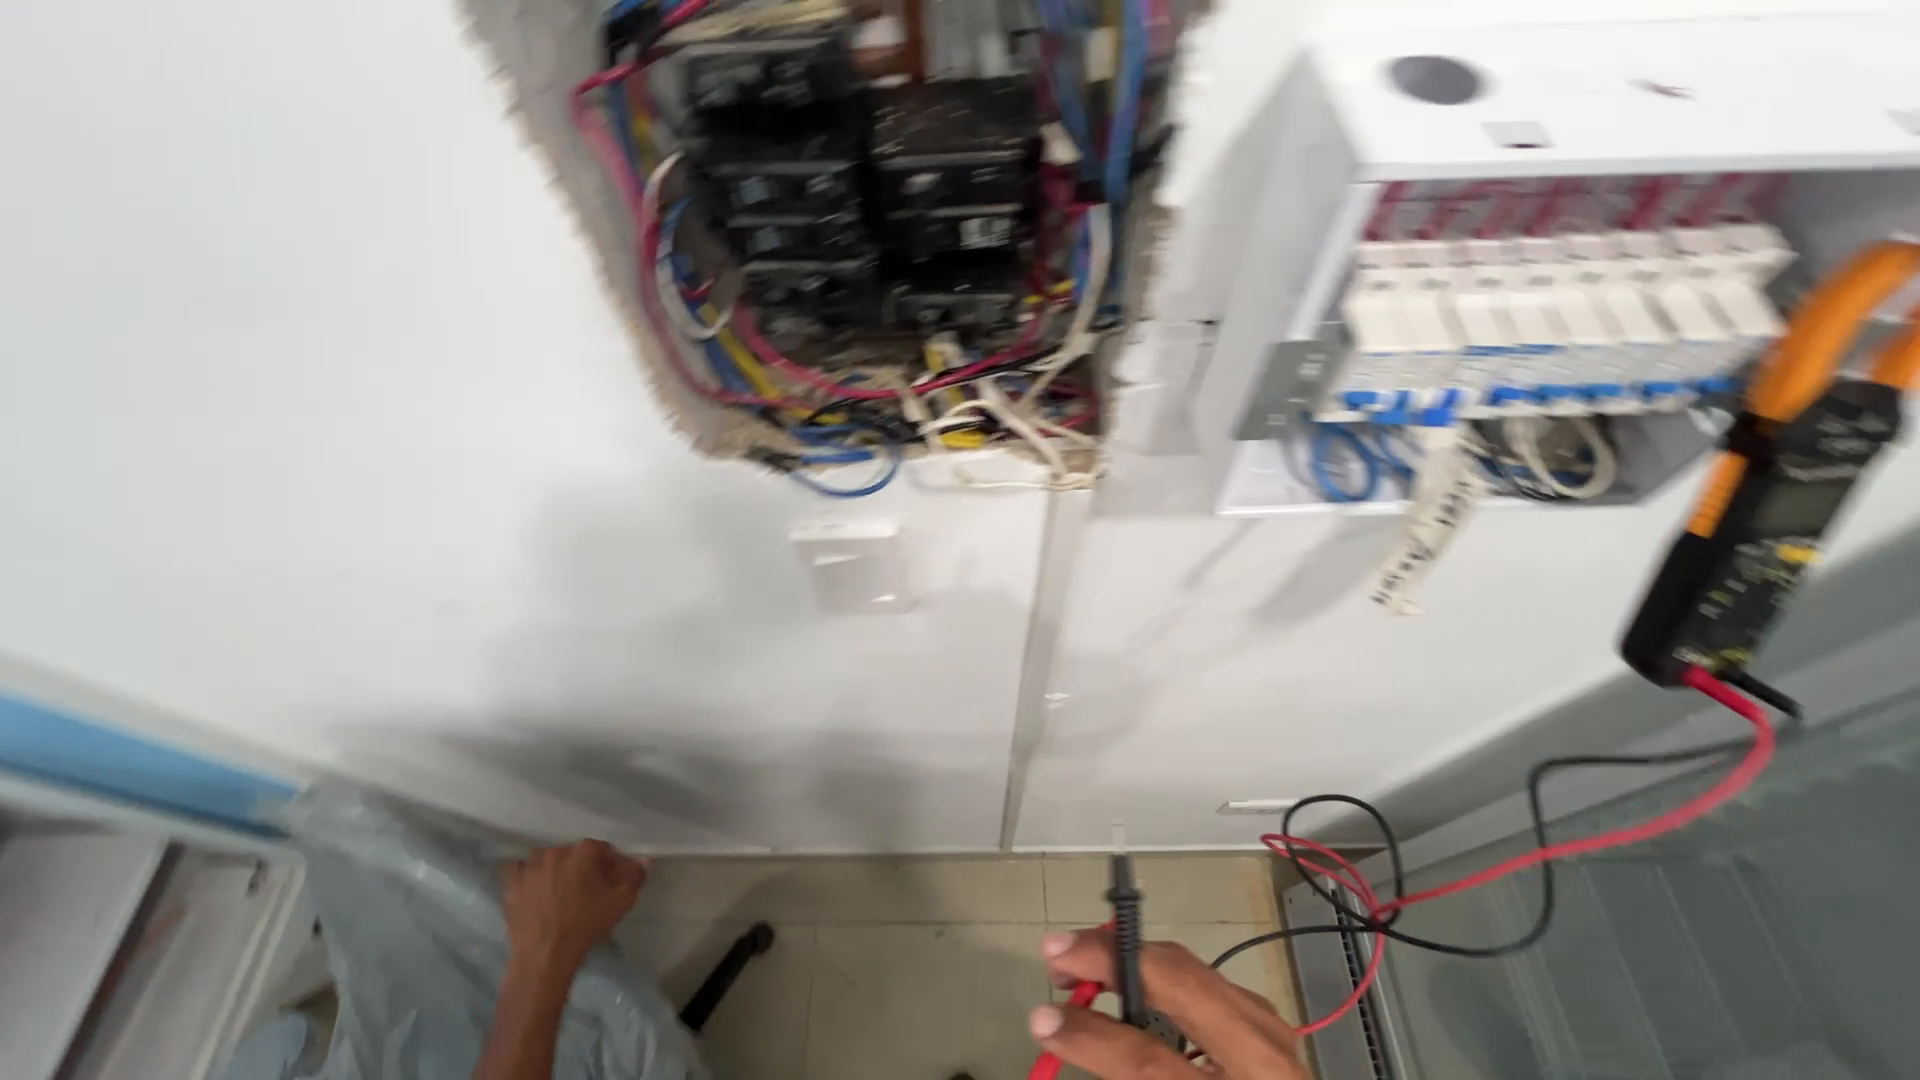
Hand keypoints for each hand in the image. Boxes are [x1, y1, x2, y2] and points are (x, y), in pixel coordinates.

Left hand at [501, 839, 648, 970]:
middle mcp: (556, 851)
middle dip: (581, 866)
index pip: (601, 849)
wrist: (546, 955)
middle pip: (573, 852)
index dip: (607, 864)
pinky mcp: (511, 884)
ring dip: (554, 869)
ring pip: (546, 859)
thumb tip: (642, 859)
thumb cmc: (586, 924)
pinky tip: (533, 889)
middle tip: (585, 889)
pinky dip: (527, 875)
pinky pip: (519, 870)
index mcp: (584, 851)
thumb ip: (635, 875)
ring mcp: (530, 867)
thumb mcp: (622, 901)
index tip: (608, 881)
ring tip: (558, 891)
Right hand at [1029, 927, 1308, 1079]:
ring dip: (1126, 954)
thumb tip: (1066, 1032)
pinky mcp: (1262, 1016)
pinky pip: (1199, 976)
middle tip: (1054, 954)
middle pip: (1179, 983)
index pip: (1150, 1061)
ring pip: (1188, 966)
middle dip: (1109, 957)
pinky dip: (1155, 968)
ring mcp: (1268, 1028)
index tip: (1042, 1020)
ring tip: (1077, 959)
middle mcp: (1262, 1057)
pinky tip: (1123, 974)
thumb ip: (1128, 1072)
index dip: (1090, 1036)